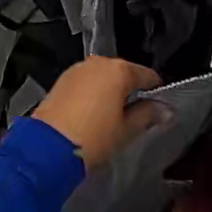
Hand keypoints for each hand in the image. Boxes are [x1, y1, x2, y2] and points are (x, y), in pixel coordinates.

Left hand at [33, 57, 166, 166]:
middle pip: (123, 73)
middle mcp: (99, 62)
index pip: (147, 75)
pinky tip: (92, 112)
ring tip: (112, 114)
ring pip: (102, 76)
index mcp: (120, 70)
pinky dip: (92, 92)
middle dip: (131, 89)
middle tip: (134, 113)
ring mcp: (78, 70)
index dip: (155, 90)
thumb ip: (148, 115)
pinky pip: (85, 82)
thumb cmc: (94, 137)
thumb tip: (166, 111)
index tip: (158, 106)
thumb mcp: (126, 130)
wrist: (45, 149)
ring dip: (109, 90)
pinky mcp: (61, 80)